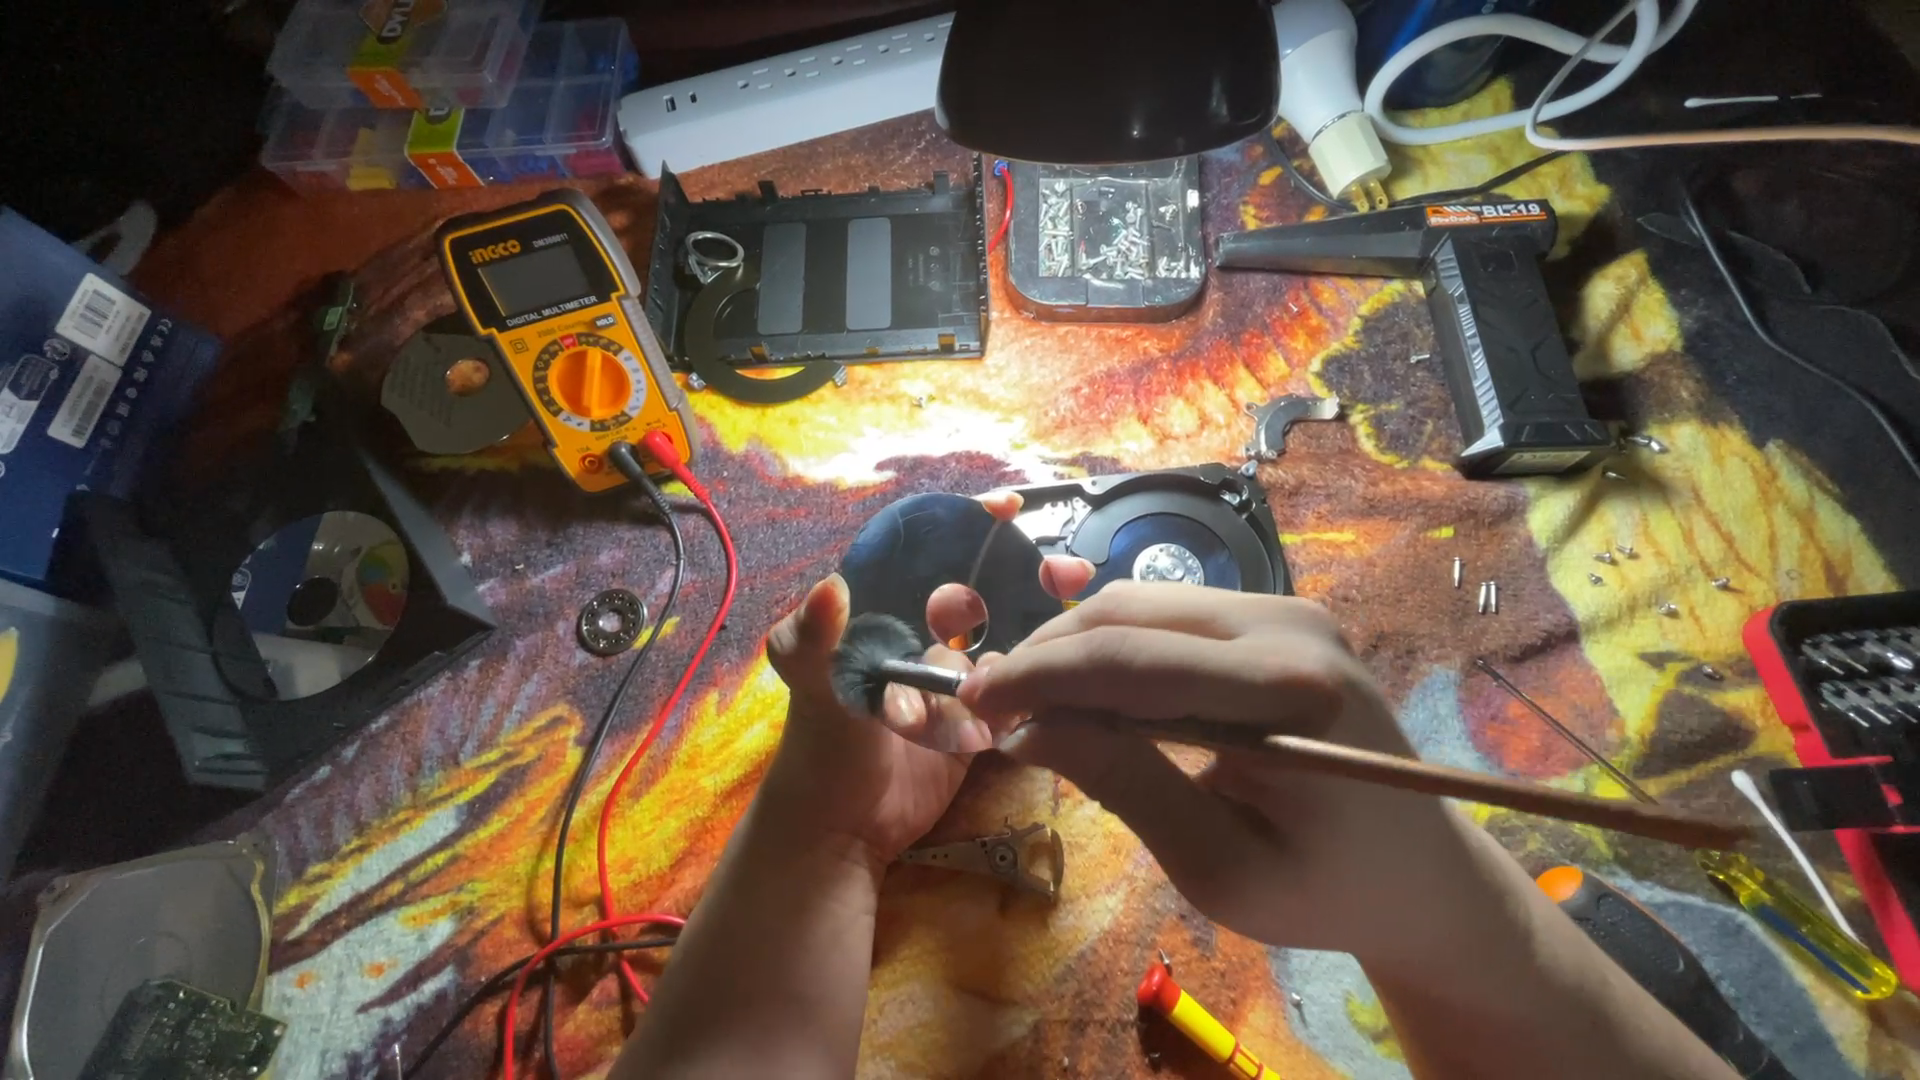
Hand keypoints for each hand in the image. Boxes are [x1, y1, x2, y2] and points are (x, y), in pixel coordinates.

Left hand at [760, 494, 1092, 864]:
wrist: (843, 828)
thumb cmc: (821, 746)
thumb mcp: (813, 687)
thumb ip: (811, 639)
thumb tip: (830, 585)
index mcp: (888, 614)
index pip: (931, 555)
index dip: (969, 526)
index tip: (1009, 506)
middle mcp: (927, 636)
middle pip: (986, 592)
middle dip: (1027, 574)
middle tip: (1069, 572)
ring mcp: (960, 679)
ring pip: (1009, 642)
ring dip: (1038, 635)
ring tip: (1066, 629)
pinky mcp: (982, 718)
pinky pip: (1018, 692)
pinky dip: (1039, 686)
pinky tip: (1065, 678)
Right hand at [960, 582, 1486, 968]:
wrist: (1419, 872)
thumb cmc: (1324, 890)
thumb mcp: (1217, 867)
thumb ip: (1122, 783)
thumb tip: (1024, 728)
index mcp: (1291, 691)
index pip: (1132, 661)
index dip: (1040, 676)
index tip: (973, 702)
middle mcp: (1290, 624)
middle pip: (1130, 613)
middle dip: (1046, 654)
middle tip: (988, 701)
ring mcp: (1286, 609)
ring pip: (1141, 602)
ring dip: (1073, 644)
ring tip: (1026, 695)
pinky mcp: (1273, 615)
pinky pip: (1167, 612)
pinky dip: (1111, 644)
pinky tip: (1083, 683)